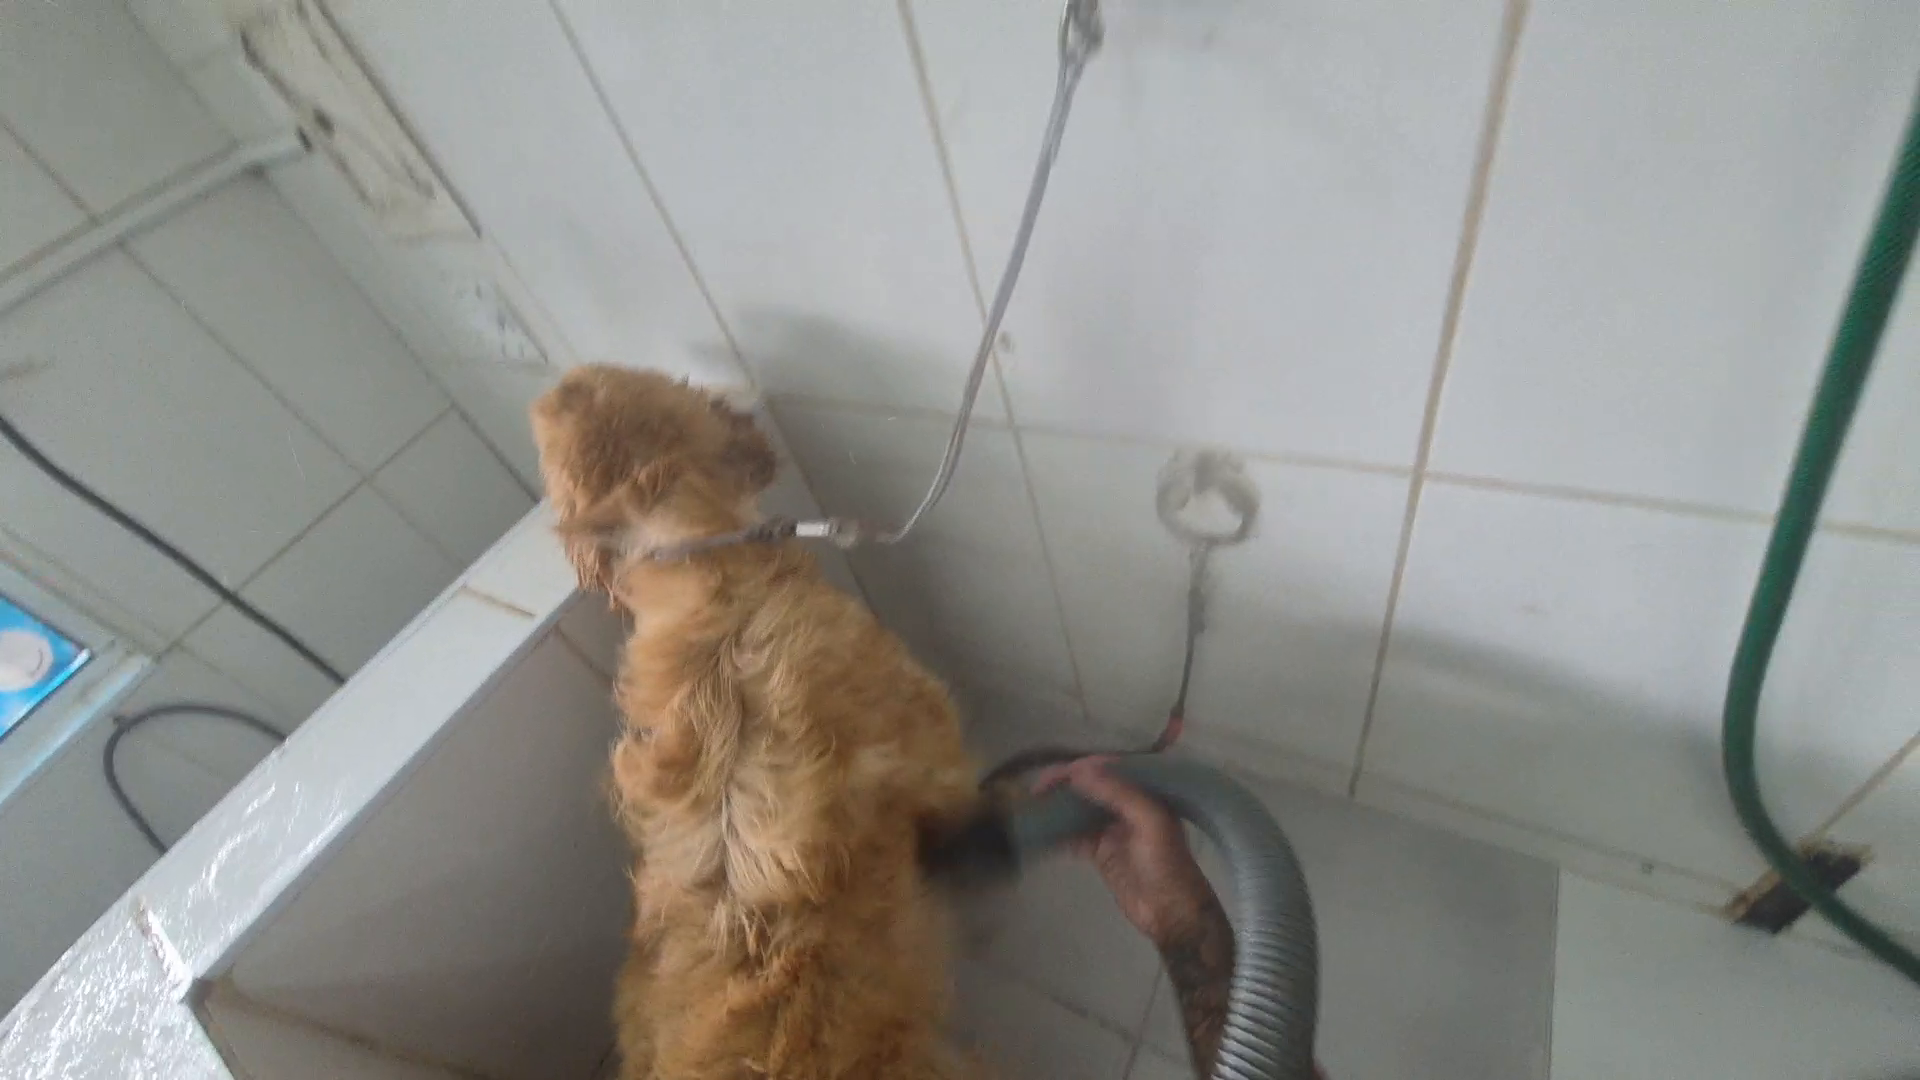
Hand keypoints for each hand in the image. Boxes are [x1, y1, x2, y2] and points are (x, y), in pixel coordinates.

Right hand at [1030, 757, 1216, 947]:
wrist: (1171, 915)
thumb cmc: (1167, 863)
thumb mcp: (1149, 821)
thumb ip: (1118, 792)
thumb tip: (1080, 769)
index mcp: (1144, 793)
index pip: (1108, 769)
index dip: (1082, 766)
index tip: (1058, 772)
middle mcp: (1126, 806)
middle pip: (1090, 786)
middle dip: (1064, 783)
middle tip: (1037, 787)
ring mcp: (1111, 829)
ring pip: (1078, 809)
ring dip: (1057, 805)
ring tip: (1033, 803)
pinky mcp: (1100, 852)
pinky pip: (1074, 835)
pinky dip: (1057, 831)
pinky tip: (1040, 828)